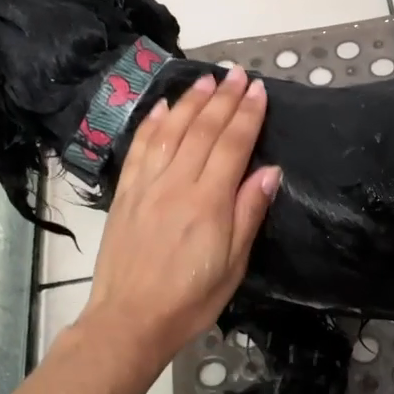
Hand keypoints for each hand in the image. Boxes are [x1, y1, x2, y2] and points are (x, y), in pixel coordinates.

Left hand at [81, 67, 280, 365]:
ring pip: (171, 131)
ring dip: (190, 102)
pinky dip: (153, 123)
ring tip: (207, 80)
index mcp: (208, 203)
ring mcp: (147, 186)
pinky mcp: (125, 194)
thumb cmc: (191, 300)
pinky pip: (140, 149)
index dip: (247, 115)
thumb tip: (268, 172)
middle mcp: (176, 184)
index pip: (232, 146)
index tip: (258, 90)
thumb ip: (248, 214)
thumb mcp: (233, 265)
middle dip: (223, 99)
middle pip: (203, 130)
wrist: (130, 320)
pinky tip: (163, 108)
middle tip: (237, 74)